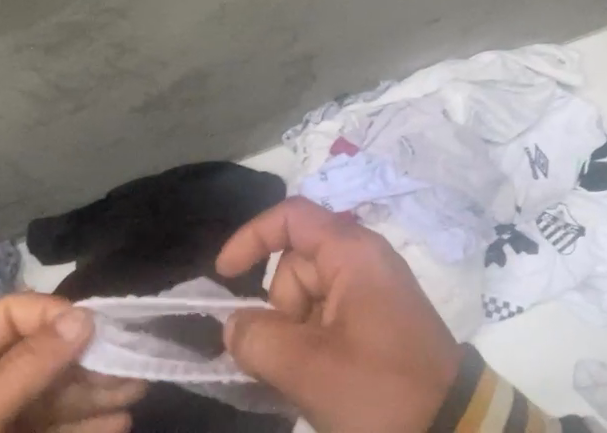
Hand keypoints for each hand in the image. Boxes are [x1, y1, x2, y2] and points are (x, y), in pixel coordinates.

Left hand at [0, 295, 146, 432]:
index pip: (9, 316)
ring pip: (56, 393)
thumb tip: (82, 317)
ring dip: (98, 391)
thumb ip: (21, 370)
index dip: (53, 316)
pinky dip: (90, 424)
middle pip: (40, 354)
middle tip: (131, 362)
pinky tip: (118, 422)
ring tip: (136, 388)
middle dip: (86, 358)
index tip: (95, 329)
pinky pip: (58, 428)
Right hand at [216, 198, 462, 432]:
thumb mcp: (309, 369)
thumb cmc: (381, 389)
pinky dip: (313, 344)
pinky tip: (318, 382)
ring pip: (309, 298)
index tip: (224, 277)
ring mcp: (375, 292)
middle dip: (279, 310)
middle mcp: (365, 260)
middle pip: (296, 265)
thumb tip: (233, 326)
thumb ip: (257, 341)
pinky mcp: (381, 323)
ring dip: (295, 335)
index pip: (291, 217)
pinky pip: (330, 319)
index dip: (251, 238)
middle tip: (290, 359)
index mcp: (352, 252)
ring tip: (308, 379)